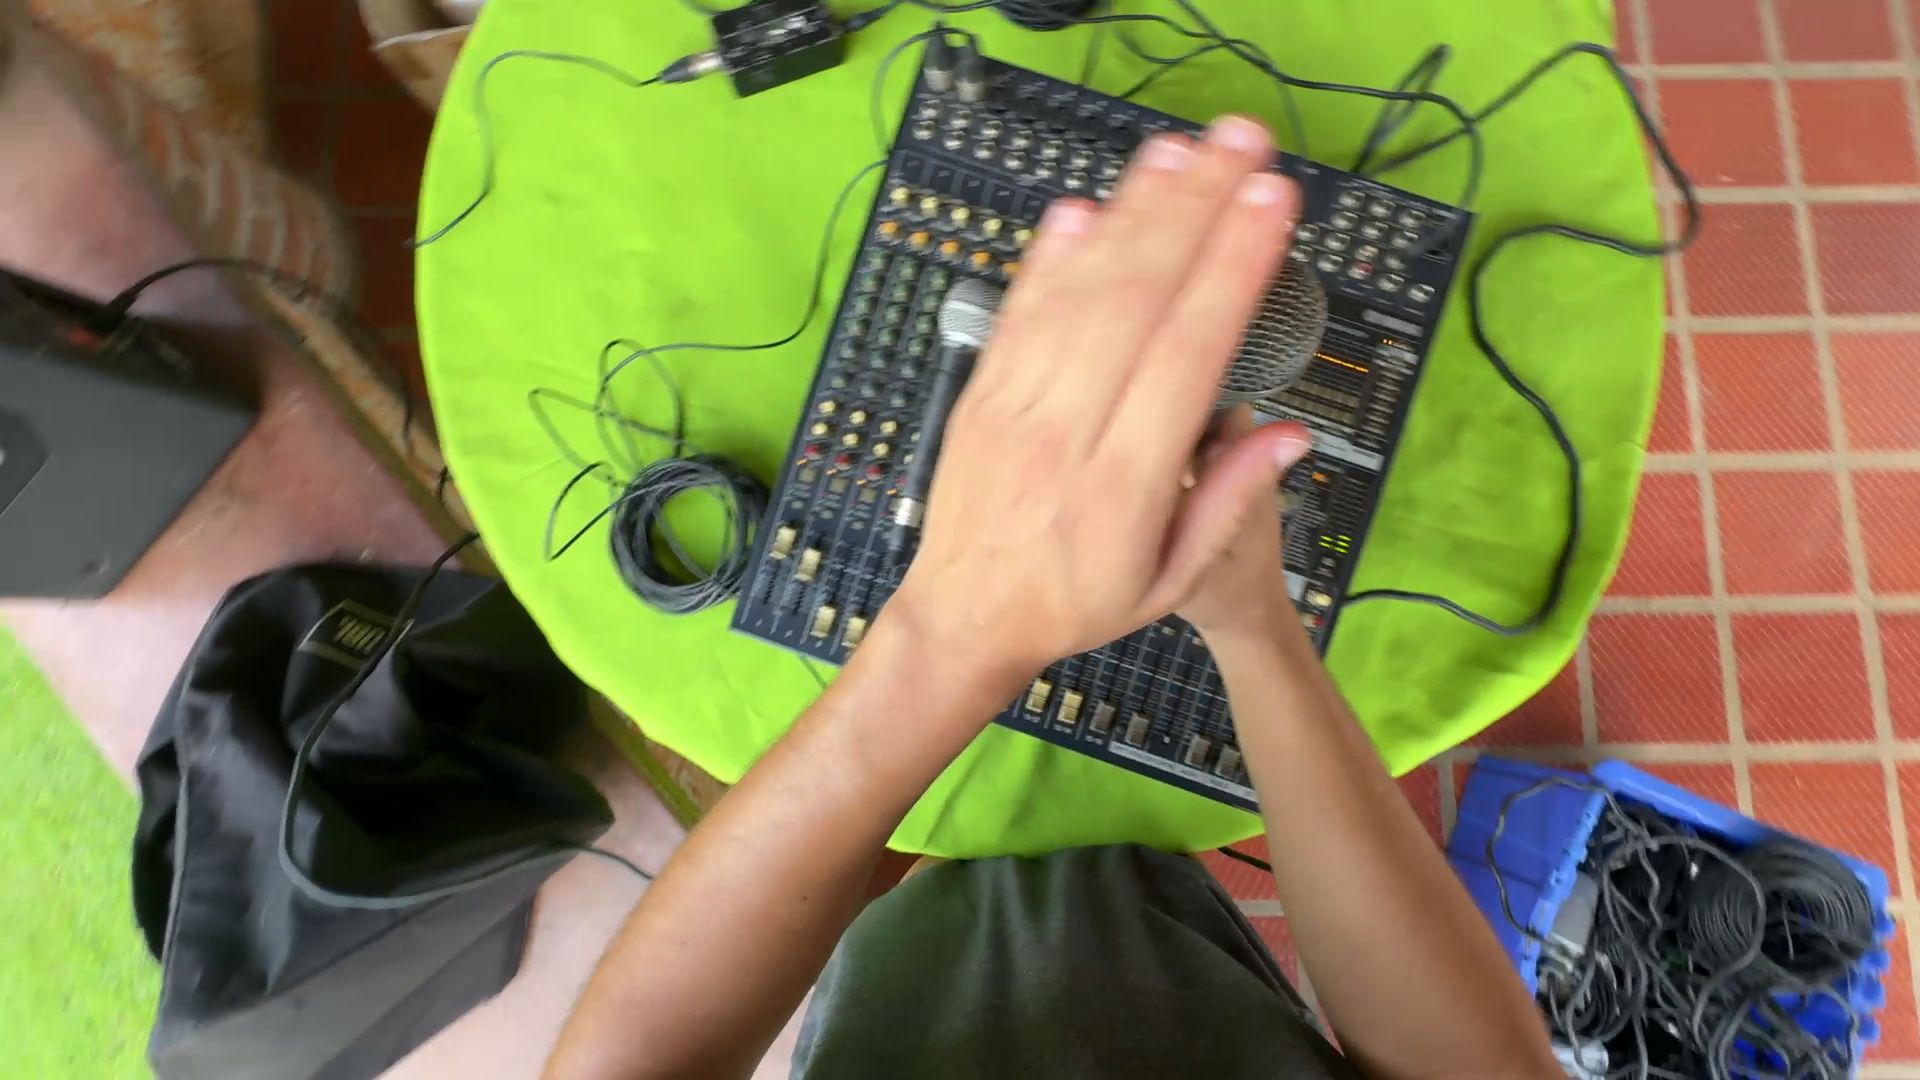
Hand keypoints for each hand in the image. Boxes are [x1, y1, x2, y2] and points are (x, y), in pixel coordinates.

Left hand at [885, 115, 1302, 685]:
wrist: (963, 616)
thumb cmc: (1068, 605)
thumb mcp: (1165, 583)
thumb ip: (1228, 506)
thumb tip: (1290, 434)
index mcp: (1123, 483)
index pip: (1187, 354)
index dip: (1231, 269)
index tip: (1270, 203)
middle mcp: (1066, 432)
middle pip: (1132, 302)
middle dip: (1191, 212)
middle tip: (1240, 145)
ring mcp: (1012, 409)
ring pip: (1075, 296)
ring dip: (1128, 216)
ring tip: (1177, 153)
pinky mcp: (977, 399)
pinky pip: (1016, 317)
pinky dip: (1047, 259)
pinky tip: (1080, 210)